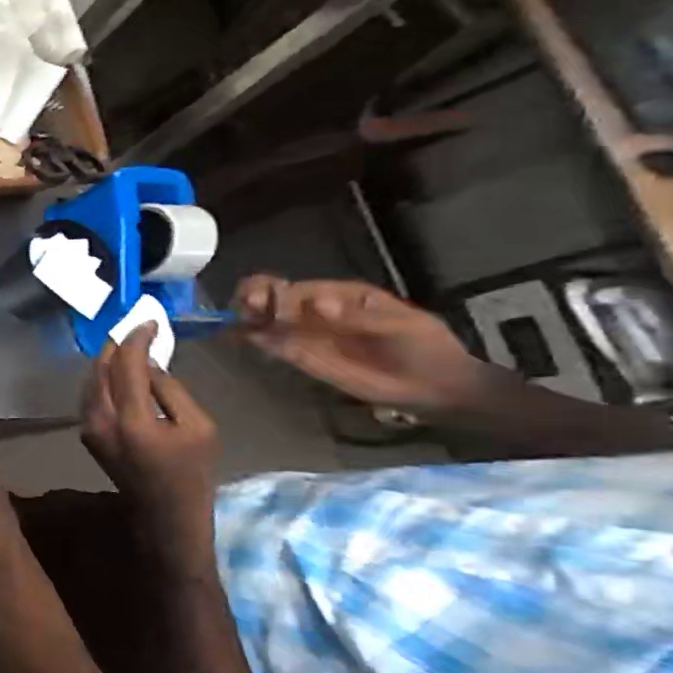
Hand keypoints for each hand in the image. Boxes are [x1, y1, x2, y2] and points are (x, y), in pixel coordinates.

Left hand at [81, 324, 219, 580]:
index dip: (136, 339)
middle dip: (116, 345)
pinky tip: (120, 373)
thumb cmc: (192, 472)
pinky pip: (90, 396)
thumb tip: (147, 363)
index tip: (148, 322)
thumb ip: (169, 389)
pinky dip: (102, 379)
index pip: (126, 365)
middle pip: (100, 369)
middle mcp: (100, 420)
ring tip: (129, 347)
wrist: (164, 514)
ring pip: (90, 381)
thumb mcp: (199, 427)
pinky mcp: (86, 434)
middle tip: (135, 330)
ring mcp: (88, 428)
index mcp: (131, 419)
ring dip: (107, 361)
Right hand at [234, 275, 491, 412]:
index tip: (290, 312)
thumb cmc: (423, 347)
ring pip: (263, 316)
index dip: (285, 295)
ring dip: (247, 314)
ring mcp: (304, 333)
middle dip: (255, 295)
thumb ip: (359, 316)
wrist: (433, 385)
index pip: (299, 287)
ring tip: (241, 321)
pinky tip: (239, 337)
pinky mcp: (299, 356)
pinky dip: (250, 338)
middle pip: (272, 294)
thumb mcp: (400, 325)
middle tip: (252, 308)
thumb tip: (319, 306)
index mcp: (339, 295)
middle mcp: (314, 310)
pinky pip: (268, 343)